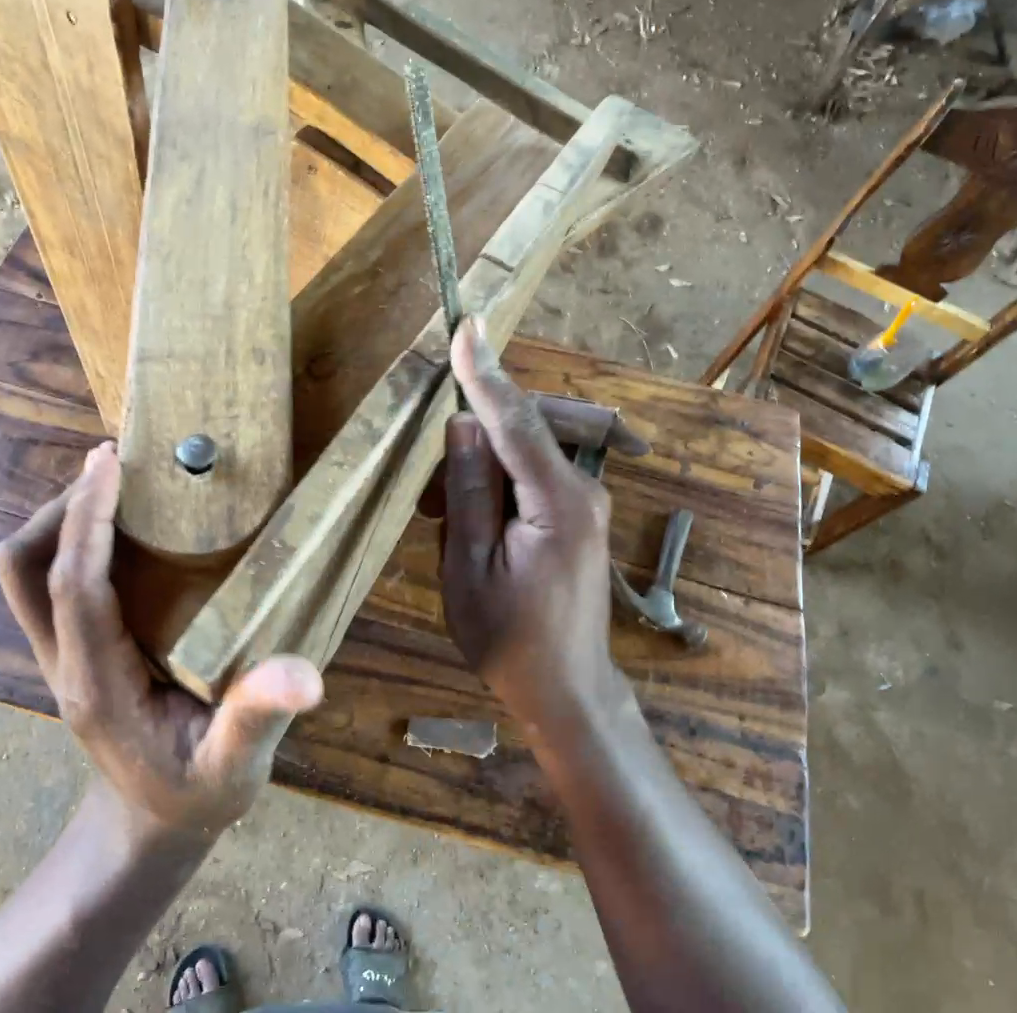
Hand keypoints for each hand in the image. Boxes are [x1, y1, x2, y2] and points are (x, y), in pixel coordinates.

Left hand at [0, 442, 323, 842]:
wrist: (152, 826)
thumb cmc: (196, 795)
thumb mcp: (236, 766)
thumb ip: (259, 717)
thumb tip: (305, 678)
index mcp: (98, 685)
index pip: (74, 587)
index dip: (87, 521)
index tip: (111, 463)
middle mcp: (64, 664)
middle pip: (24, 569)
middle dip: (64, 509)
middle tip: (120, 467)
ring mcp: (58, 658)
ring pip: (24, 574)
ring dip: (60, 522)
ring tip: (118, 487)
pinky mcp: (70, 651)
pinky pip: (47, 583)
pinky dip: (71, 543)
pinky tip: (124, 530)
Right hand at [439, 319, 628, 731]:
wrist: (565, 690)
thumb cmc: (509, 641)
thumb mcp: (469, 568)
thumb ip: (468, 491)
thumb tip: (462, 426)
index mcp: (559, 502)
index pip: (515, 422)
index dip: (485, 374)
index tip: (466, 326)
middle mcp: (582, 490)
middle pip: (521, 431)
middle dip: (470, 445)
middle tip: (431, 498)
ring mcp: (585, 502)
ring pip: (522, 455)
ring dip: (478, 473)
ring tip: (443, 520)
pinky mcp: (578, 516)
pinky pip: (531, 479)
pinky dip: (495, 489)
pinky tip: (470, 526)